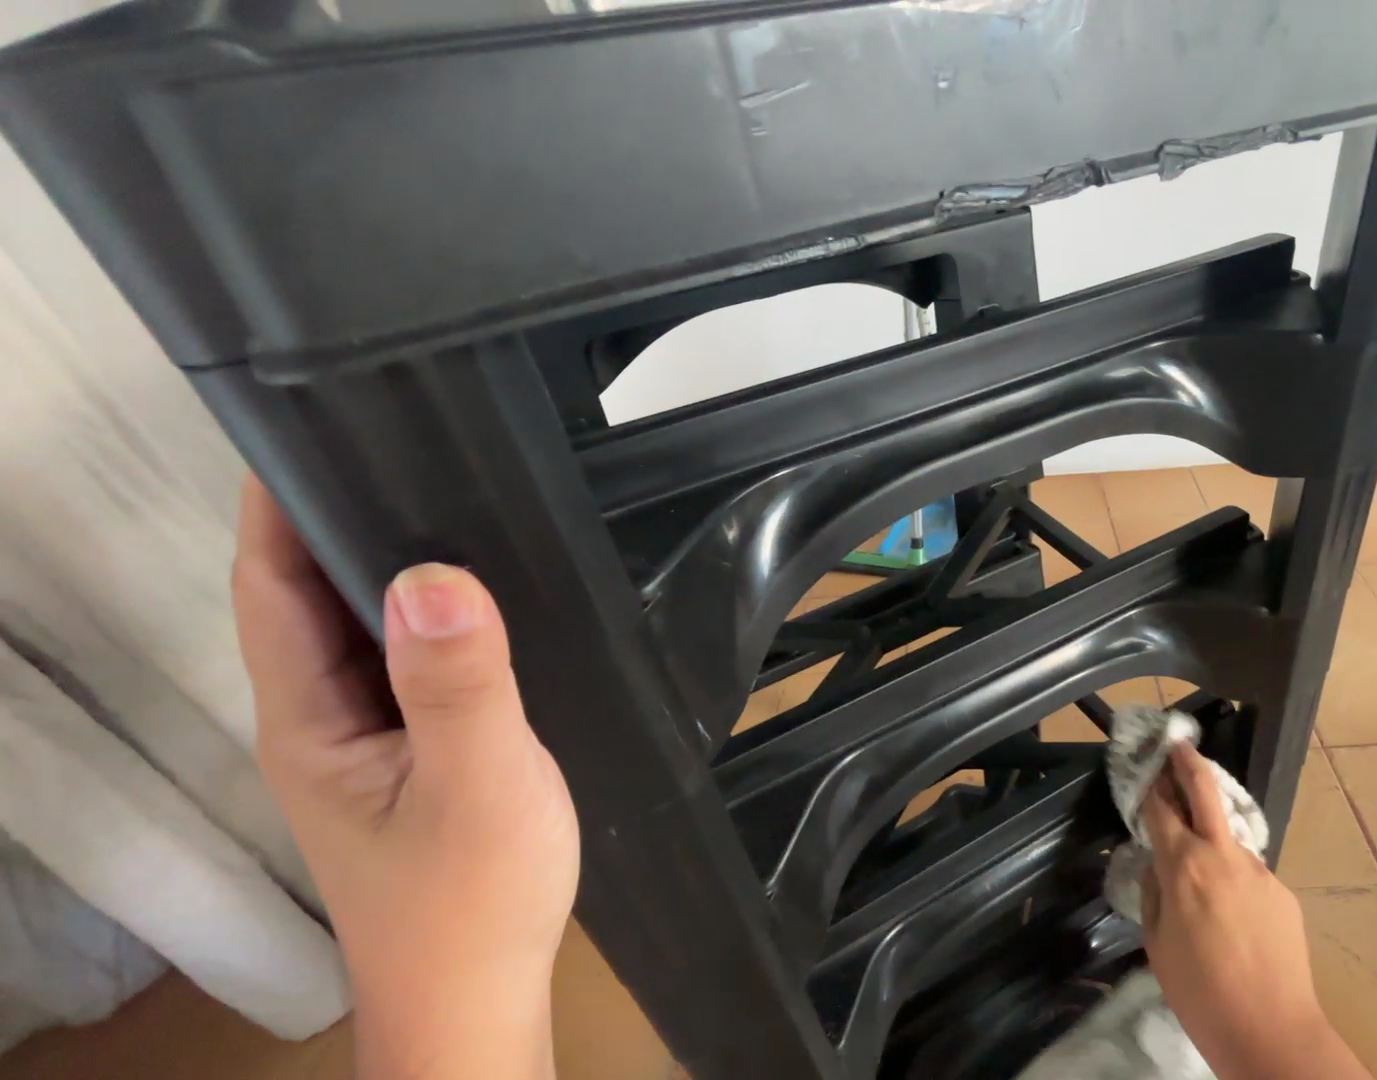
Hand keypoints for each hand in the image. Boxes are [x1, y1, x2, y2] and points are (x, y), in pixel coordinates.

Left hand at [231, 477, 579, 1079]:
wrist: (481, 990)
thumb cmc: (472, 895)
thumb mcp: (478, 781)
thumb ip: (458, 682)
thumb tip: (435, 574)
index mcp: (310, 715)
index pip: (273, 581)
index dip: (284, 499)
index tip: (327, 421)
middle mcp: (323, 715)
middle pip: (313, 592)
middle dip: (348, 511)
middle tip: (420, 441)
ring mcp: (366, 735)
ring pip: (366, 624)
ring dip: (394, 559)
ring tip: (460, 496)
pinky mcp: (412, 748)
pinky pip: (411, 656)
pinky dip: (436, 610)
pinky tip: (487, 593)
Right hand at [1141, 744, 1367, 1079]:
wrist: (1272, 1031)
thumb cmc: (1199, 991)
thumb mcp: (1156, 943)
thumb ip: (1154, 894)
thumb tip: (1157, 867)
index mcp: (1183, 865)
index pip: (1162, 809)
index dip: (1152, 785)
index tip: (1146, 766)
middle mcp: (1222, 855)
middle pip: (1205, 791)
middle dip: (1189, 763)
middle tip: (1179, 744)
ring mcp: (1258, 870)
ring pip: (1229, 838)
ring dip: (1213, 835)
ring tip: (1201, 865)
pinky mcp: (1282, 891)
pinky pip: (1248, 874)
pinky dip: (1234, 878)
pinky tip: (1231, 913)